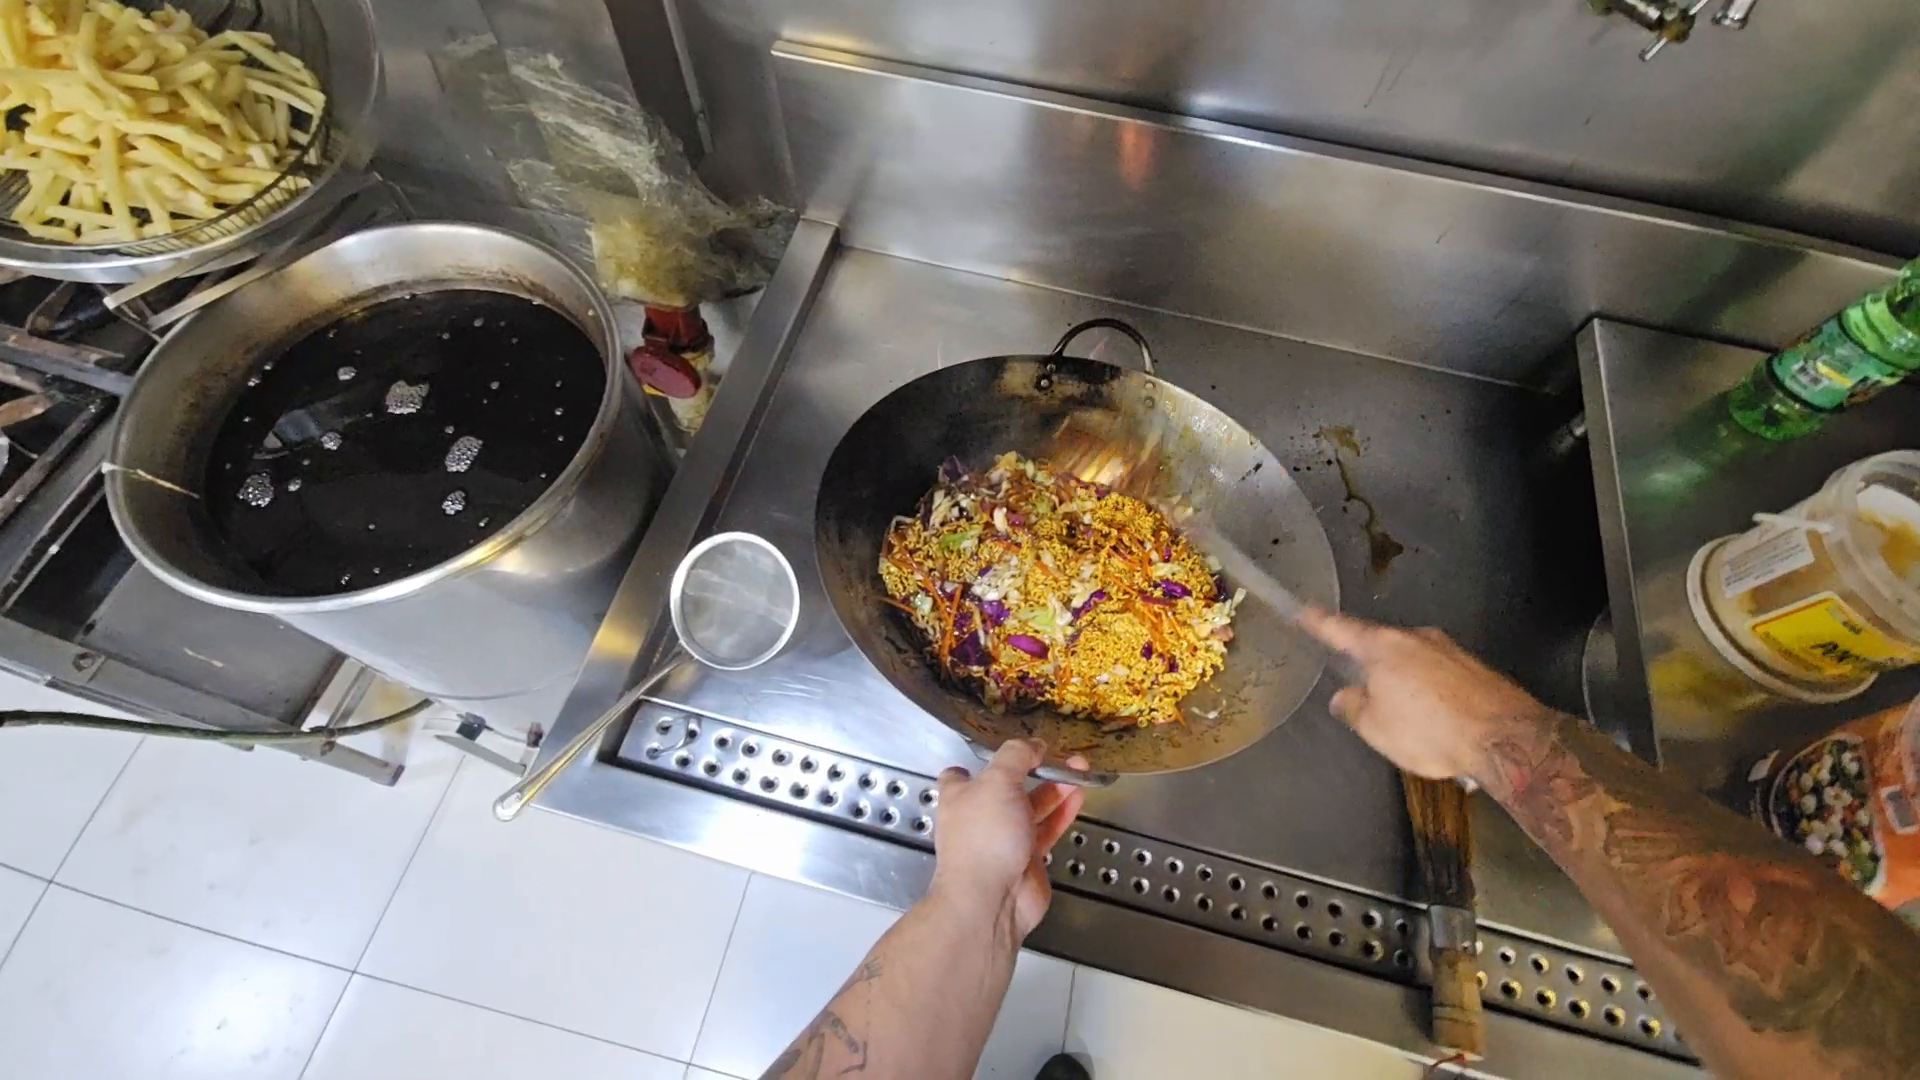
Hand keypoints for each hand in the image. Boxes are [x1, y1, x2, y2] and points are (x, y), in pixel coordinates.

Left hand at [931, 739, 1086, 939]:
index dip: (982, 762)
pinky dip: (1063, 812)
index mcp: (960, 795)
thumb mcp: (997, 781)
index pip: (961, 774)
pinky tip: (1078, 797)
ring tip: (1079, 771)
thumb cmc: (984, 837)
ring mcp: (1004, 839)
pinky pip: (1047, 829)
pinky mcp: (1028, 859)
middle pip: (1008, 786)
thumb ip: (1016, 756)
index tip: (1008, 751)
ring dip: (1055, 788)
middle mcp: (980, 816)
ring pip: (1032, 807)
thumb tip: (1033, 744)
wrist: (991, 901)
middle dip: (1034, 770)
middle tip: (1061, 756)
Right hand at [1297, 608, 1544, 781]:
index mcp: (1381, 647)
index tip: (1303, 610)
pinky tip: (1433, 715)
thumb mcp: (1376, 728)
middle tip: (1358, 680)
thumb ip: (1353, 707)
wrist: (1510, 740)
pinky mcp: (1477, 668)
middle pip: (1380, 643)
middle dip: (1367, 658)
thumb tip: (1345, 696)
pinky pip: (1439, 672)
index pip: (1339, 628)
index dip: (1317, 621)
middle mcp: (1415, 638)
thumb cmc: (1430, 731)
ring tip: (1402, 709)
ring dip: (1401, 676)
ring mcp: (1450, 650)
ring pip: (1412, 658)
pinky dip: (1429, 687)